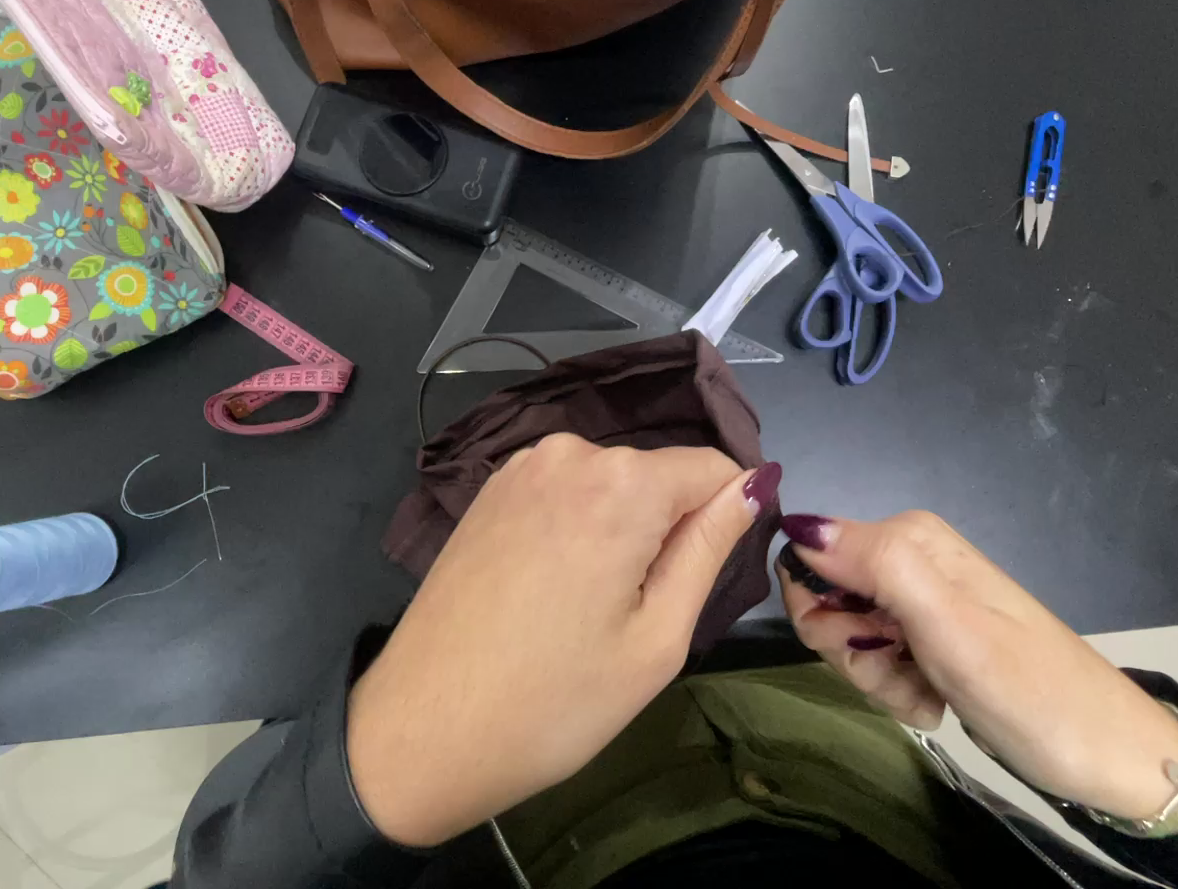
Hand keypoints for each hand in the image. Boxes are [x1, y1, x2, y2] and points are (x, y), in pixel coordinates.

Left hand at [347, 435, 773, 845]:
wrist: (423, 726)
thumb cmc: (555, 700)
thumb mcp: (657, 636)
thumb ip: (710, 546)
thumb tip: (754, 486)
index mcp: (619, 481)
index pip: (712, 466)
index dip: (728, 515)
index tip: (709, 573)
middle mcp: (568, 451)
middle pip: (657, 473)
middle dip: (669, 525)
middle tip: (642, 606)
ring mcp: (521, 465)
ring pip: (611, 481)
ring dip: (623, 526)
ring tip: (593, 601)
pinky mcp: (491, 487)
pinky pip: (566, 488)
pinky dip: (579, 523)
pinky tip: (556, 582)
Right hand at [776, 511, 1177, 822]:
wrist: (1110, 756)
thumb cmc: (1030, 690)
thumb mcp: (949, 626)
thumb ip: (877, 566)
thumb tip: (798, 523)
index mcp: (906, 537)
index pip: (807, 554)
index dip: (818, 608)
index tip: (860, 644)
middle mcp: (904, 556)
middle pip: (822, 597)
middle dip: (848, 648)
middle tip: (897, 672)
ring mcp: (913, 597)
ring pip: (843, 632)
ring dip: (872, 674)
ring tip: (922, 694)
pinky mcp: (921, 633)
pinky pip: (871, 655)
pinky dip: (890, 686)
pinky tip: (928, 700)